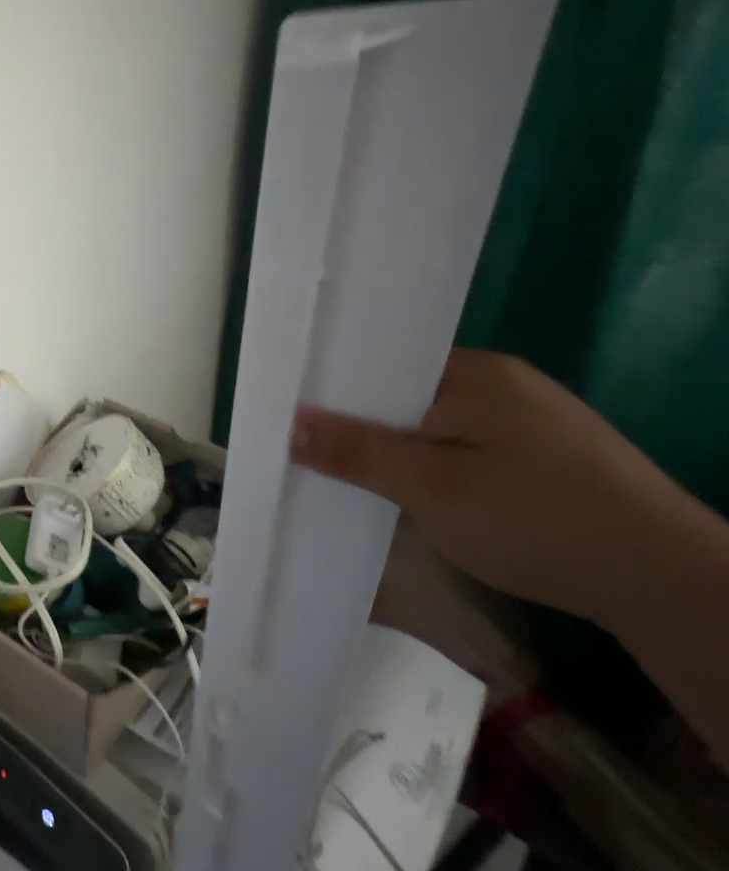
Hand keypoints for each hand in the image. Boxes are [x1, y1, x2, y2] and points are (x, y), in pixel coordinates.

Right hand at [289, 348, 708, 630]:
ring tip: (344, 480)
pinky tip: (405, 496)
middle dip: (353, 427)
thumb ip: (357, 451)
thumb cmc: (540, 521)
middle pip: (397, 396)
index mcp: (474, 373)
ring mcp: (521, 419)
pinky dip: (422, 468)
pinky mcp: (534, 455)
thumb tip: (287, 421)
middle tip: (302, 457)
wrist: (667, 583)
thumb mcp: (432, 488)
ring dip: (388, 453)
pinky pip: (453, 448)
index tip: (281, 420)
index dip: (327, 391)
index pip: (377, 365)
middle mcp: (498, 383)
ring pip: (424, 427)